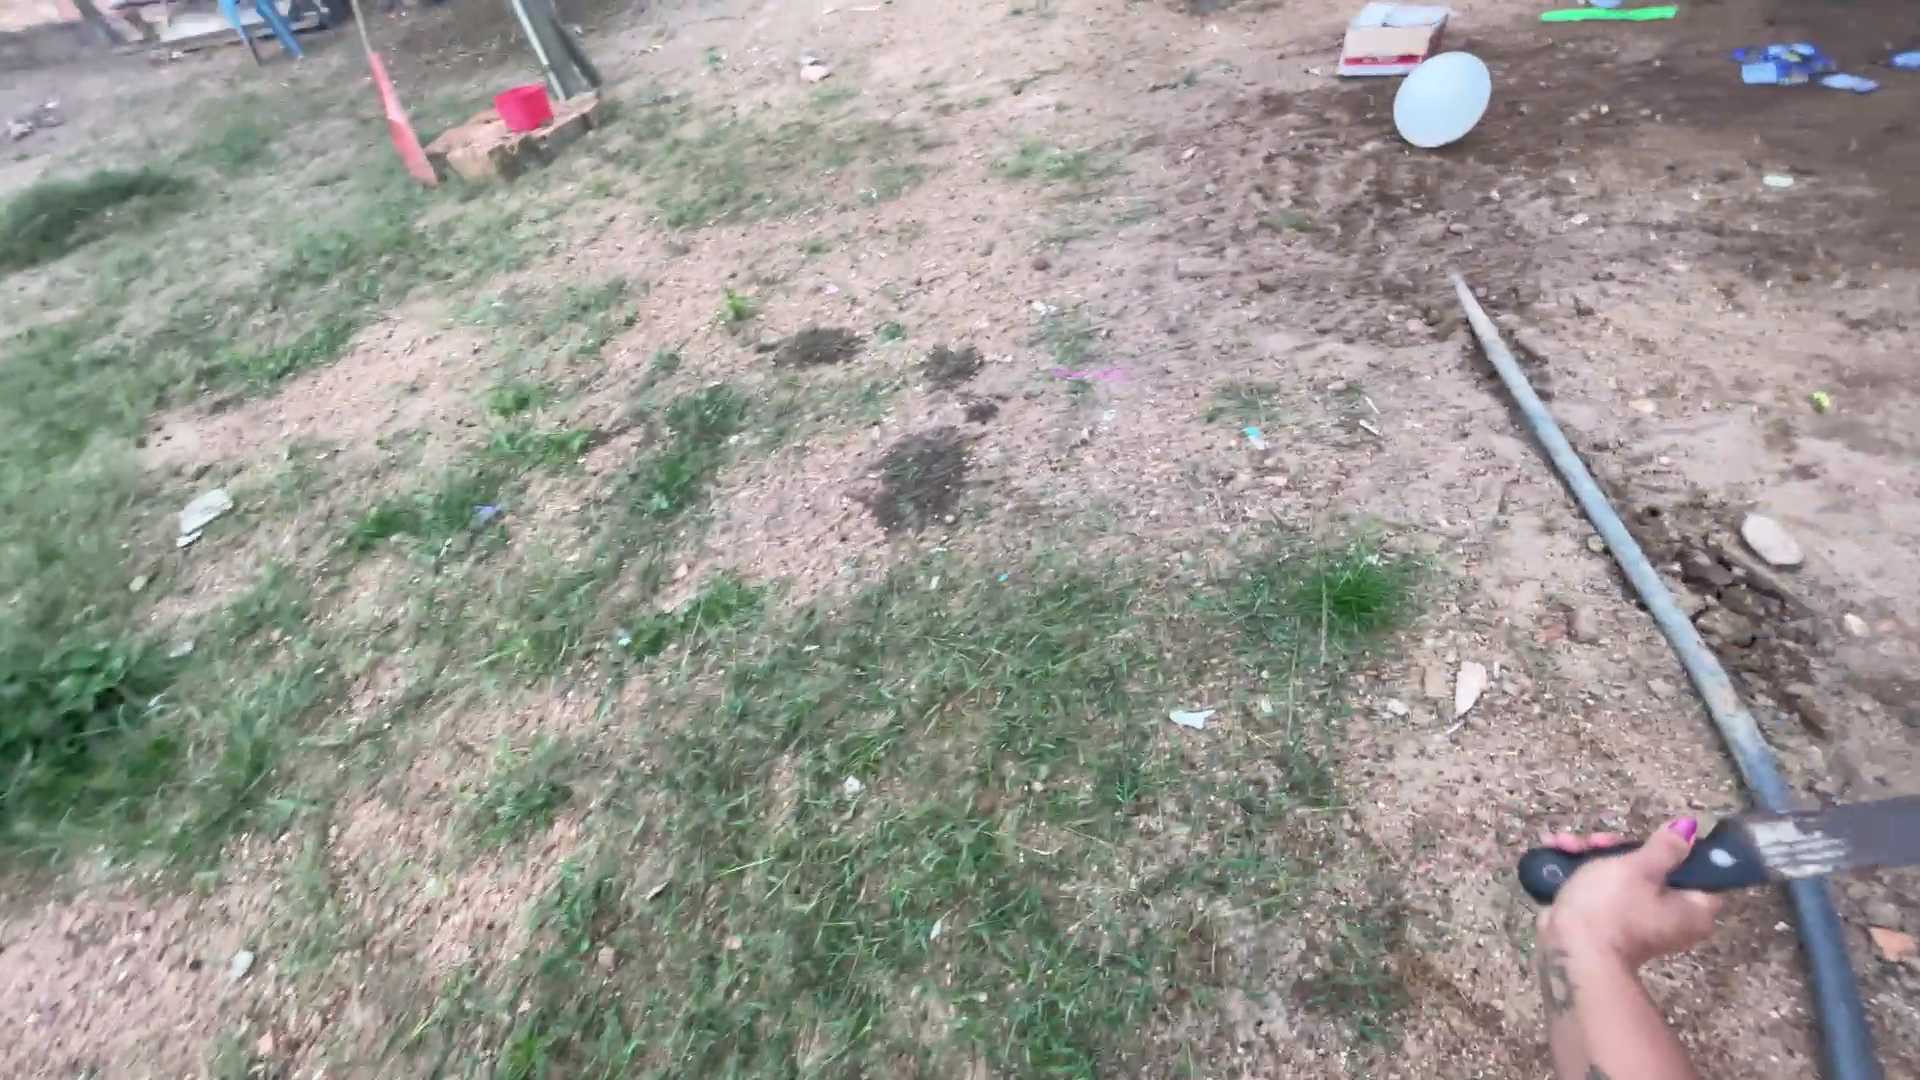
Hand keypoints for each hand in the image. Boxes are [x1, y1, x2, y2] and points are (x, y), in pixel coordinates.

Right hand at [1538, 819, 1722, 969]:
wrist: (1573, 946)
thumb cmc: (1611, 905)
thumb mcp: (1637, 869)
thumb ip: (1664, 848)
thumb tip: (1689, 827)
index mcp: (1693, 909)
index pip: (1695, 872)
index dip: (1669, 850)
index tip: (1638, 840)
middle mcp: (1672, 916)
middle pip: (1650, 868)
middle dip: (1613, 848)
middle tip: (1593, 842)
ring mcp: (1638, 918)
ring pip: (1619, 874)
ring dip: (1589, 853)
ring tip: (1562, 844)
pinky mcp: (1607, 917)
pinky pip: (1602, 887)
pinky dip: (1581, 869)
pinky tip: (1556, 852)